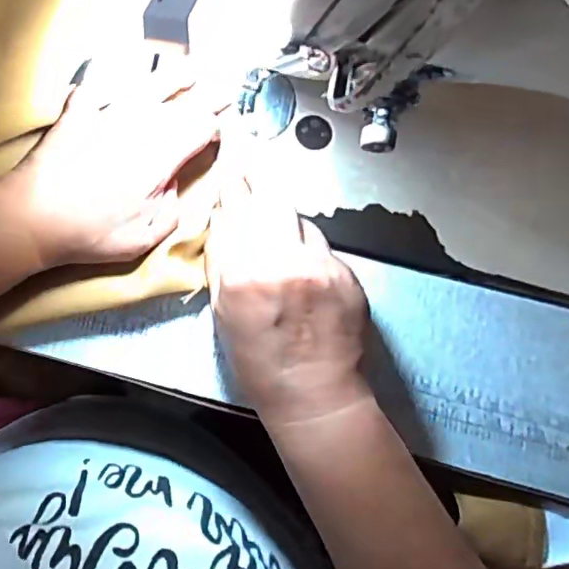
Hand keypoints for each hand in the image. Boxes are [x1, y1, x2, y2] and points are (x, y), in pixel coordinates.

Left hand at [0, 59, 219, 268]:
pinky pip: (95, 84)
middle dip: (208, 95)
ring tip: (188, 69)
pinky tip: (115, 66)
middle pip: (181, 104)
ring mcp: (105, 117)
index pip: (200, 129)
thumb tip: (173, 189)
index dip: (215, 127)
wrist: (31, 218)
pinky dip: (107, 73)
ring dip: (171, 75)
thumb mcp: (142, 238)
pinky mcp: (75, 114)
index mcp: (159, 159)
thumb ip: (169, 212)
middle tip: (224, 88)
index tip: (218, 128)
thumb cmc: (86, 233)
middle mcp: (138, 130)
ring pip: (146, 86)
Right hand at [208, 145, 372, 424]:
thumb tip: (223, 221)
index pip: (236, 214)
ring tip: (273, 237)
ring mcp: (321, 267)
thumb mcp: (223, 310)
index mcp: (245, 276)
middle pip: (272, 203)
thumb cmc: (259, 360)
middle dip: (259, 188)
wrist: (314, 393)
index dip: (233, 189)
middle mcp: (285, 264)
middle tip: (249, 176)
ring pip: (298, 220)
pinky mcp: (346, 273)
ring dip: (282, 220)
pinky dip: (304, 247)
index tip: (230, 175)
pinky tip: (298, 266)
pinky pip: (319, 244)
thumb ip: (221, 260)